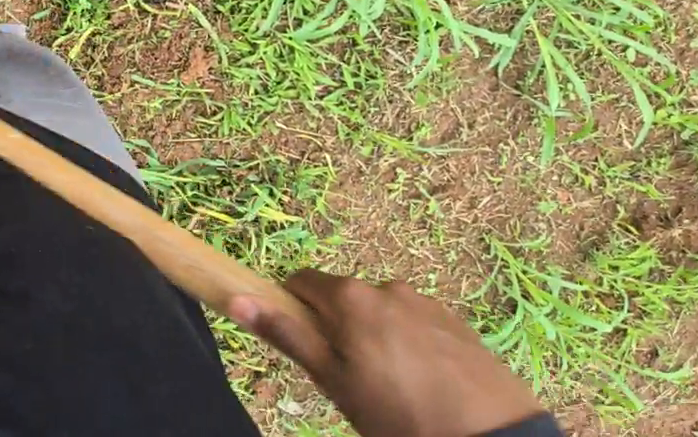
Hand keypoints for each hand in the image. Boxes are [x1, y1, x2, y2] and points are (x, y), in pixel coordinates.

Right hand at [228, 271, 544, 436]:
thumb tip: (237, 298)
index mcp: (349, 295)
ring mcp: (426, 302)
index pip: (301, 282)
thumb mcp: (335, 382)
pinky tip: (428, 384)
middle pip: (344, 298)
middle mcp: (385, 285)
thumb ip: (287, 335)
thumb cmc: (401, 415)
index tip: (310, 346)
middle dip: (340, 327)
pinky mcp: (460, 324)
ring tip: (398, 386)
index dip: (296, 310)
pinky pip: (418, 323)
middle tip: (353, 376)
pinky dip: (413, 343)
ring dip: (378, 335)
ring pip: (382, 312)